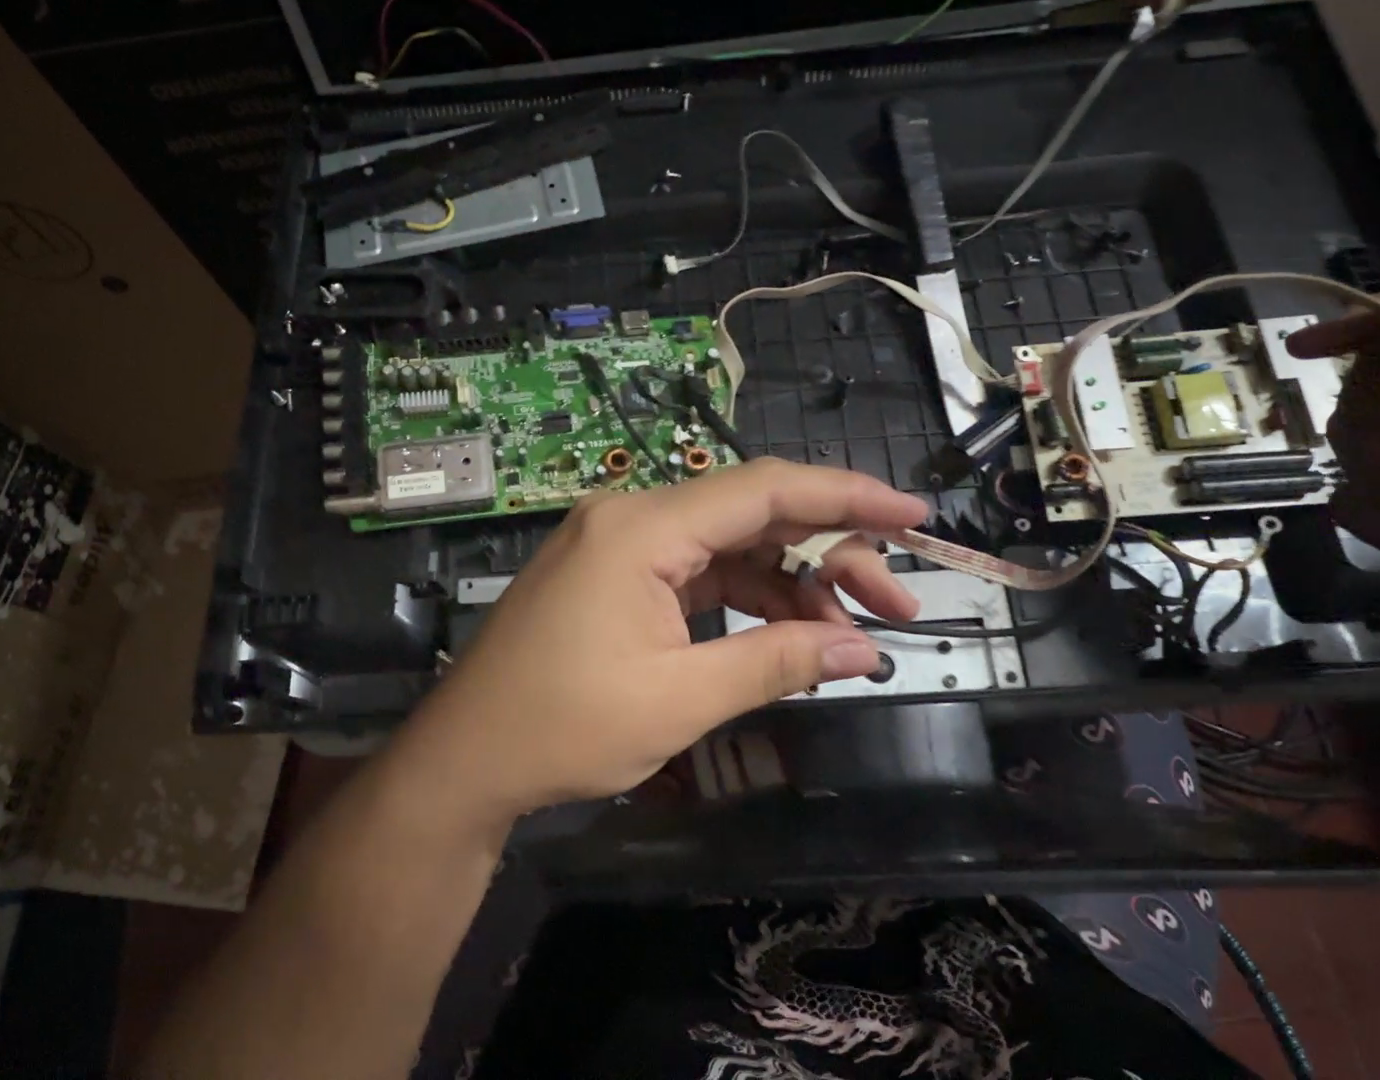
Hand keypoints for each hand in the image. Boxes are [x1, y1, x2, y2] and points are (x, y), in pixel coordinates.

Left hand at [384, 458, 927, 818]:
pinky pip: (699, 576)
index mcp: (642, 529)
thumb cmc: (562, 727)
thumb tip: (862, 649)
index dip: (847, 497)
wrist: (466, 762)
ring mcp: (620, 548)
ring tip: (849, 635)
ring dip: (791, 585)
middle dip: (830, 555)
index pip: (765, 489)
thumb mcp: (681, 699)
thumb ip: (776, 662)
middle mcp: (631, 520)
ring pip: (730, 548)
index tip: (912, 515)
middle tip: (895, 606)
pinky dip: (747, 602)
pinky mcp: (616, 580)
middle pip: (753, 516)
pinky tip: (790, 635)